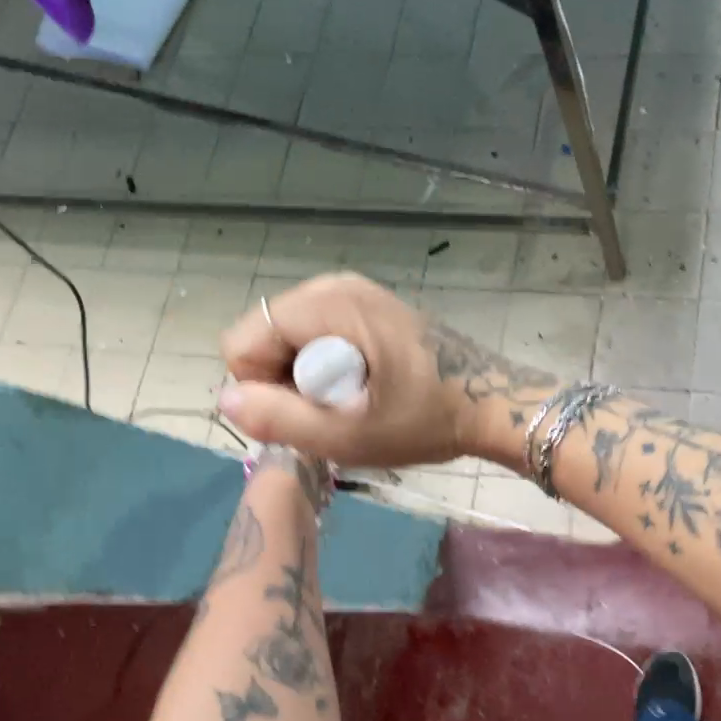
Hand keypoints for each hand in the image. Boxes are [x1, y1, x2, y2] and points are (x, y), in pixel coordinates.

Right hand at [218, 273, 532, 467]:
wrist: (494, 403)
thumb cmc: (427, 419)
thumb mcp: (350, 434)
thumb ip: (280, 419)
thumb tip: (227, 400)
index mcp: (327, 305)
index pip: (243, 342)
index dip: (259, 388)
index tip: (307, 415)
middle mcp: (334, 285)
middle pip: (265, 336)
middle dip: (283, 382)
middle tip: (335, 414)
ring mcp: (354, 291)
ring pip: (290, 338)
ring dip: (306, 379)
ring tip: (352, 404)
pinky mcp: (369, 305)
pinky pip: (318, 334)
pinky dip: (327, 366)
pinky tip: (363, 389)